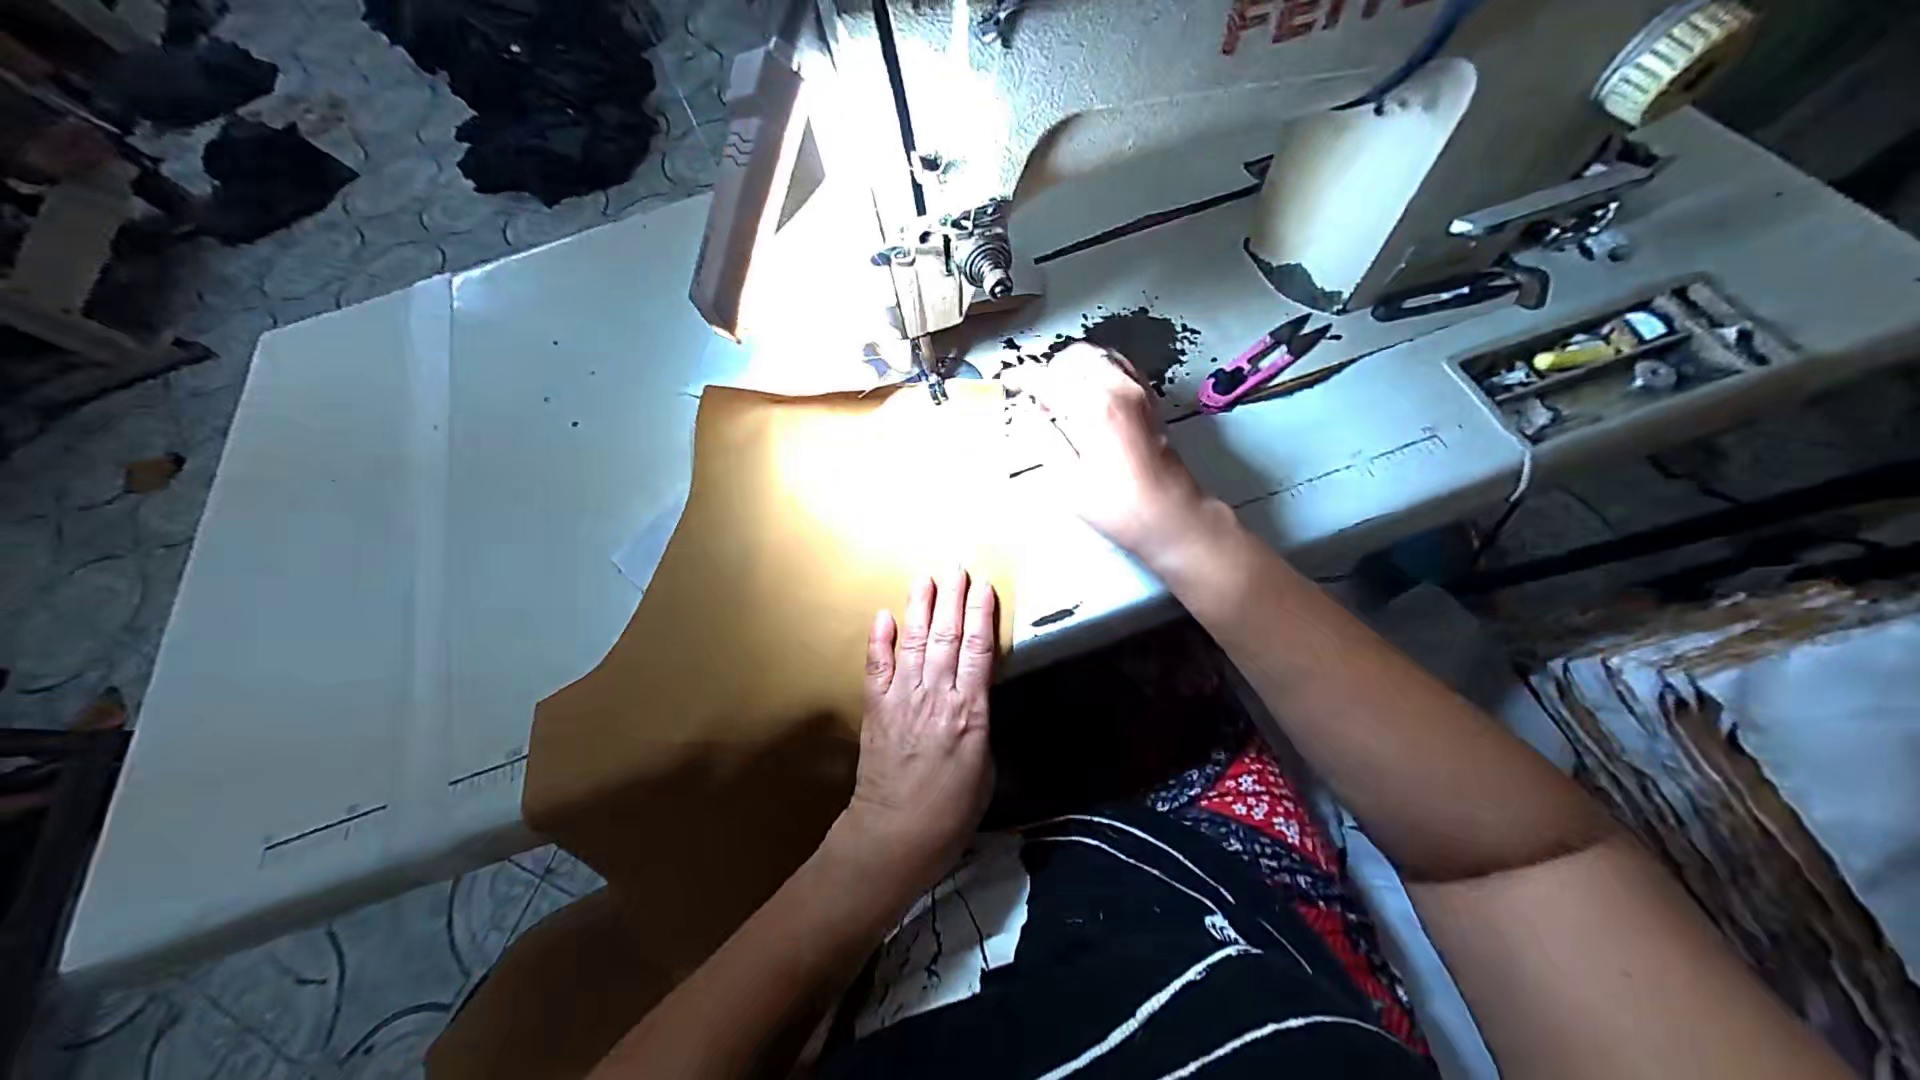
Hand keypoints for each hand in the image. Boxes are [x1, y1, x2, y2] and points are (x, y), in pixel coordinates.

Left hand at [832, 568, 997, 893]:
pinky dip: (880, 639)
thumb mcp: (986, 768)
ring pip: (914, 642)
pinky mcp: (875, 708)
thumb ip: (979, 724)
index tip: (984, 588)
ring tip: (925, 578)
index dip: (981, 616)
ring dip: (920, 607)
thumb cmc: (952, 810)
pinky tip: (884, 616)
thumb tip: (972, 700)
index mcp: (970, 712)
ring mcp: (901, 698)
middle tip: (956, 568)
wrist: (896, 834)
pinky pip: (877, 666)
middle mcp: (935, 696)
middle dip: (952, 599)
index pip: (978, 651)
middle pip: (946, 636)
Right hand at [1010, 343, 1215, 567]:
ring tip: (1060, 397)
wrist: (1172, 516)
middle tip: (1035, 397)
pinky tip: (1088, 396)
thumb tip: (1031, 416)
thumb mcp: (1069, 481)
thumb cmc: (1120, 508)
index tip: (1008, 382)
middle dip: (1049, 370)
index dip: (1022, 377)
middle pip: (1074, 357)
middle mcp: (1118, 389)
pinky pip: (1119, 367)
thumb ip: (1046, 440)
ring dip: (1073, 368)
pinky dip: (1097, 371)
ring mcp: (1139, 390)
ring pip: (1098, 356)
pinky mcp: (1150, 399)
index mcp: (1094, 408)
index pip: (1048, 378)